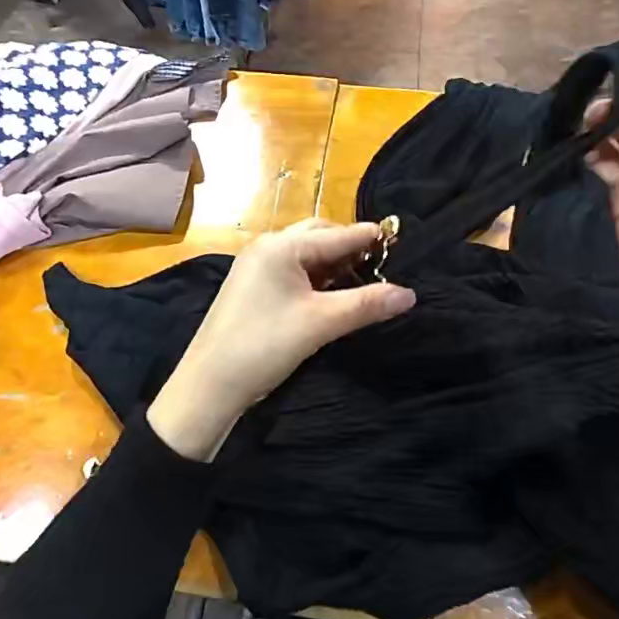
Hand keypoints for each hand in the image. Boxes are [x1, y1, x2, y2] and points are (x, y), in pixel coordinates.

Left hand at [148, 219, 416, 459]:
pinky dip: (317, 277)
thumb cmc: (264, 346)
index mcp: (281, 246)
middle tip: (382, 266)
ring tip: (363, 281)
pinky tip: (333, 294)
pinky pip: (293, 270)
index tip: (403, 244)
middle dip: (351, 248)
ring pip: (306, 254)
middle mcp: (268, 247)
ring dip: (335, 263)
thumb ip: (366, 304)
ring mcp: (256, 266)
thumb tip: (410, 294)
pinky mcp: (252, 286)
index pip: (338, 234)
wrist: (209, 384)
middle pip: (320, 236)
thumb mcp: (320, 323)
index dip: (371, 239)